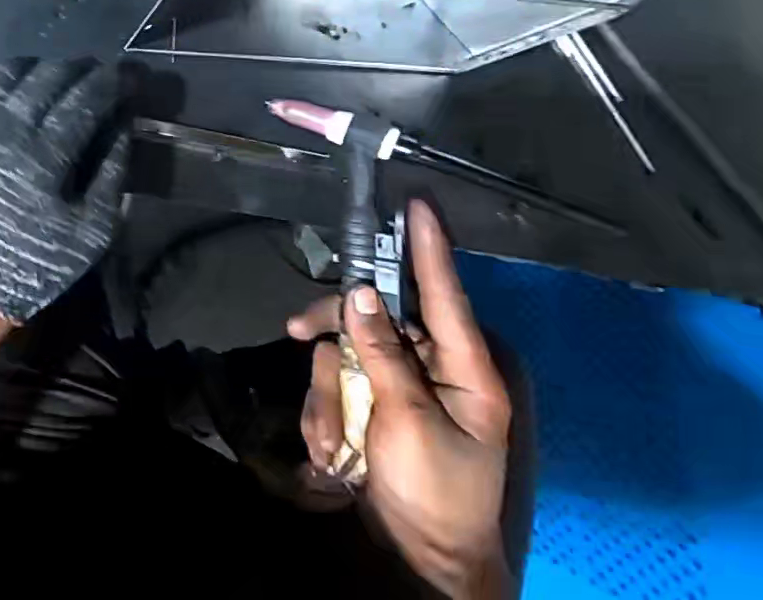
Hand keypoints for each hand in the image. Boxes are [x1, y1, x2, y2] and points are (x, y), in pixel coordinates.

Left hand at [0, 58, 129, 323]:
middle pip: (54, 79)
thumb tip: (124, 123)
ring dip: (54, 66)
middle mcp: (10, 132)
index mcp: (45, 160)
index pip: (85, 102)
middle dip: (88, 69)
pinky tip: (35, 77)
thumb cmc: (40, 256)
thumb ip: (112, 170)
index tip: (134, 74)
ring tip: (77, 74)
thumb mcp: (94, 228)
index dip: (113, 82)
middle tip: (111, 74)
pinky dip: (16, 70)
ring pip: (21, 72)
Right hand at [288, 200, 513, 599]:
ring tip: (335, 446)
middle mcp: (430, 365)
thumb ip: (384, 355)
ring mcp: (397, 382)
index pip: (444, 294)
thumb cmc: (434, 493)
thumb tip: (361, 294)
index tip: (418, 204)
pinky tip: (333, 453)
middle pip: (374, 315)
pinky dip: (326, 414)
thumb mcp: (411, 425)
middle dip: (337, 330)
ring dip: (329, 395)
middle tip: (298, 330)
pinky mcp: (370, 400)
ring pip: (344, 350)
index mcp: (464, 368)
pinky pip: (334, 382)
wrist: (418, 558)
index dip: (429, 246)